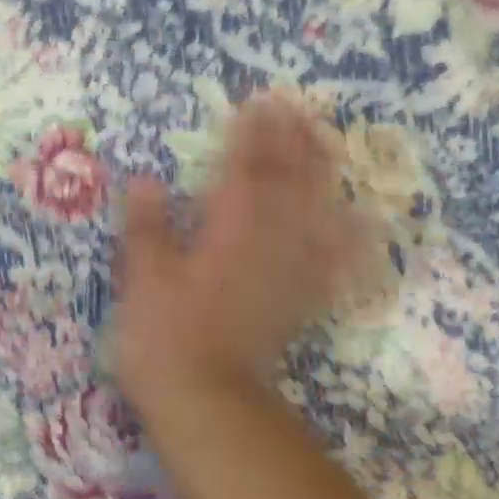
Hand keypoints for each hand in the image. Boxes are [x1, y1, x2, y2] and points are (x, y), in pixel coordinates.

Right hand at [113, 92, 364, 420]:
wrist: (205, 395)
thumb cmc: (163, 337)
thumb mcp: (141, 281)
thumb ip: (147, 229)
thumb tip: (144, 181)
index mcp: (230, 230)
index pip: (245, 169)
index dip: (251, 135)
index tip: (255, 103)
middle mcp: (274, 238)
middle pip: (294, 179)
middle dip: (295, 141)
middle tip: (295, 110)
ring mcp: (294, 268)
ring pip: (320, 206)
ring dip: (323, 171)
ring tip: (324, 144)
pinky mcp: (302, 297)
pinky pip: (336, 255)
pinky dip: (347, 230)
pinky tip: (357, 218)